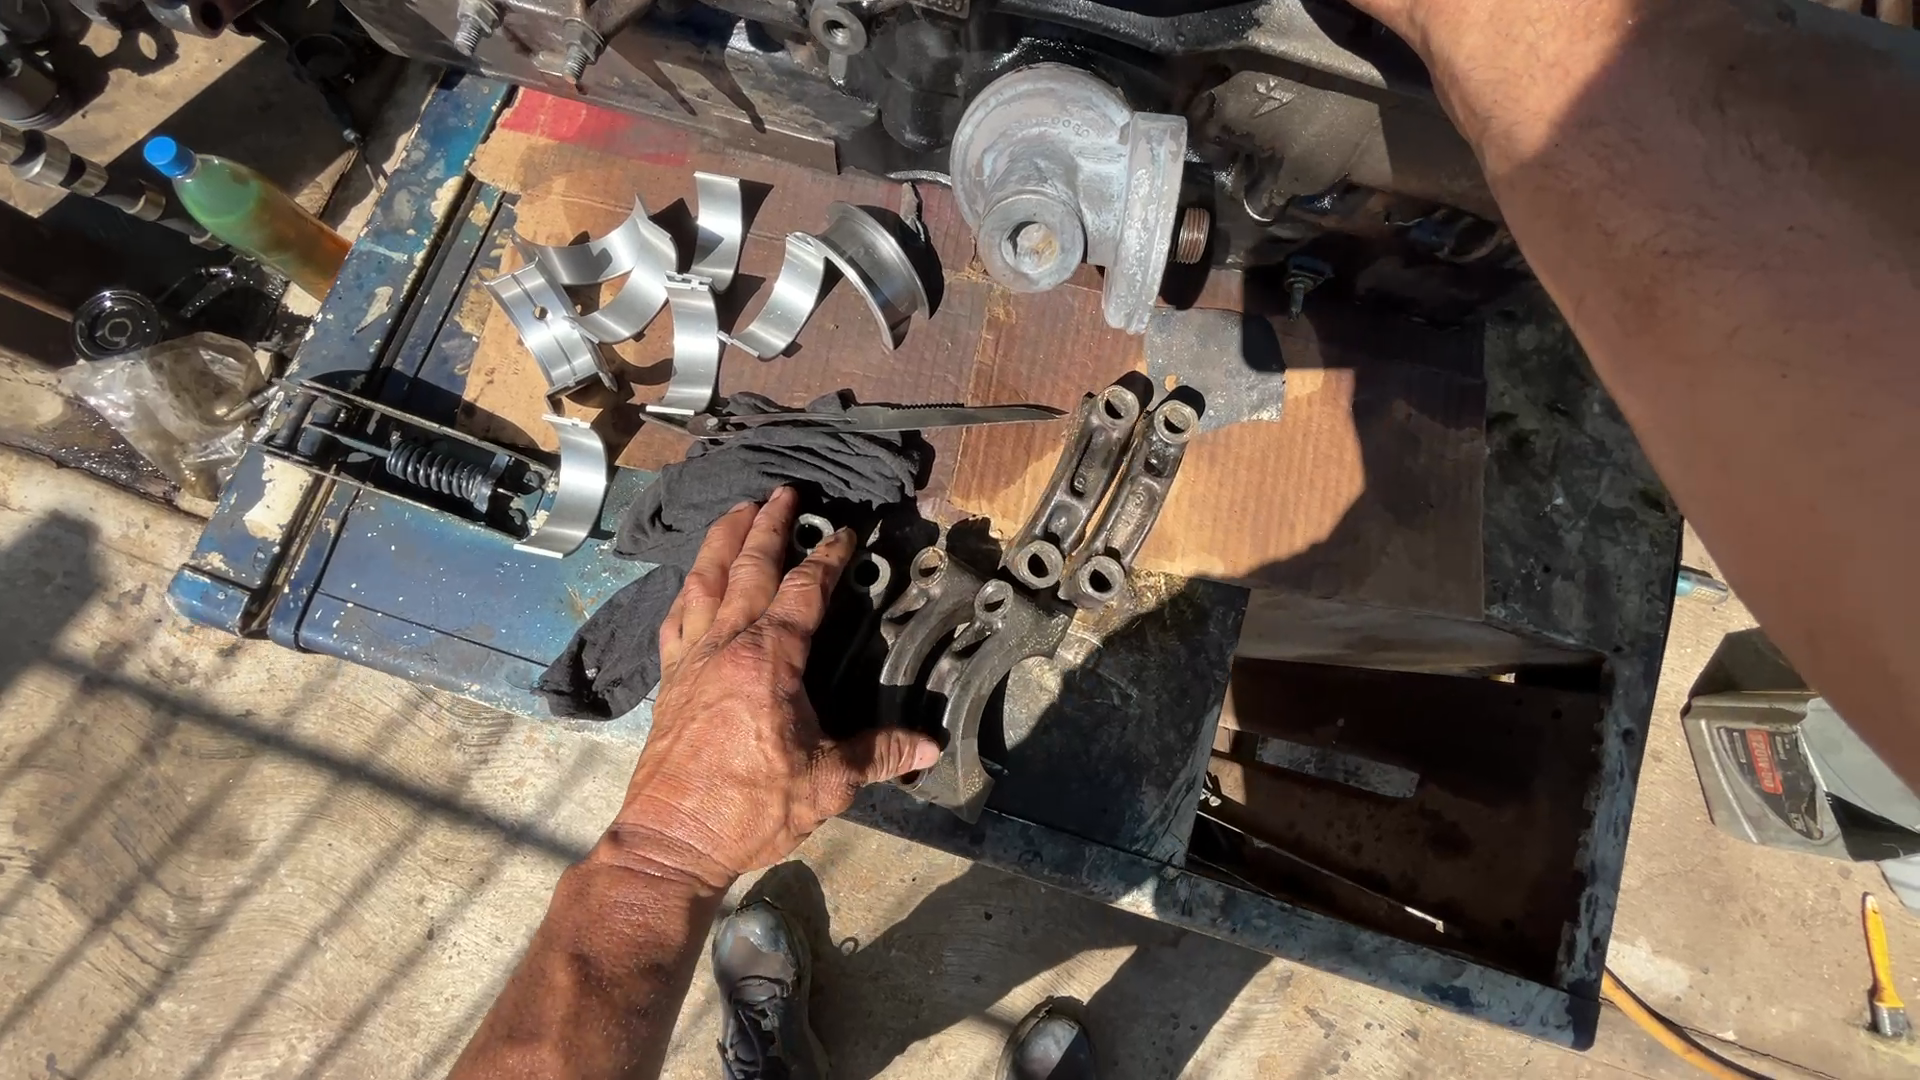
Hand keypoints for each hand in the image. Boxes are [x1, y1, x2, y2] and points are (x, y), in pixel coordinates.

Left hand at [593, 486, 940, 889]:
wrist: (671, 841)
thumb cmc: (750, 808)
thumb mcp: (827, 782)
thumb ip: (880, 754)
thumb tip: (930, 747)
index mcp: (770, 658)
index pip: (805, 590)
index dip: (829, 556)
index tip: (846, 532)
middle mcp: (727, 644)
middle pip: (749, 566)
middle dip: (769, 524)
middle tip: (784, 492)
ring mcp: (692, 658)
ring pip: (705, 580)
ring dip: (723, 540)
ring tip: (737, 510)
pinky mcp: (670, 678)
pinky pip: (677, 617)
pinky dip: (688, 588)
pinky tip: (692, 581)